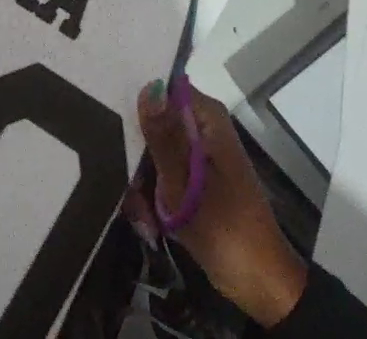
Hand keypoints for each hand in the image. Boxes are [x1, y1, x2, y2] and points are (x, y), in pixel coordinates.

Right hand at [137, 81, 308, 326]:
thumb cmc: (224, 227)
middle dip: (134, 160)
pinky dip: (151, 199)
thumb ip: (164, 136)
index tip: (111, 126)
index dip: (134, 102)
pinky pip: (159, 175)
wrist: (255, 280)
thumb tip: (149, 86)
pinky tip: (150, 224)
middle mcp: (201, 127)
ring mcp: (196, 154)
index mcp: (206, 118)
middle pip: (151, 124)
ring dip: (140, 186)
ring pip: (149, 154)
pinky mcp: (191, 178)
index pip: (162, 88)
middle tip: (132, 193)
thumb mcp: (184, 184)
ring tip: (143, 217)